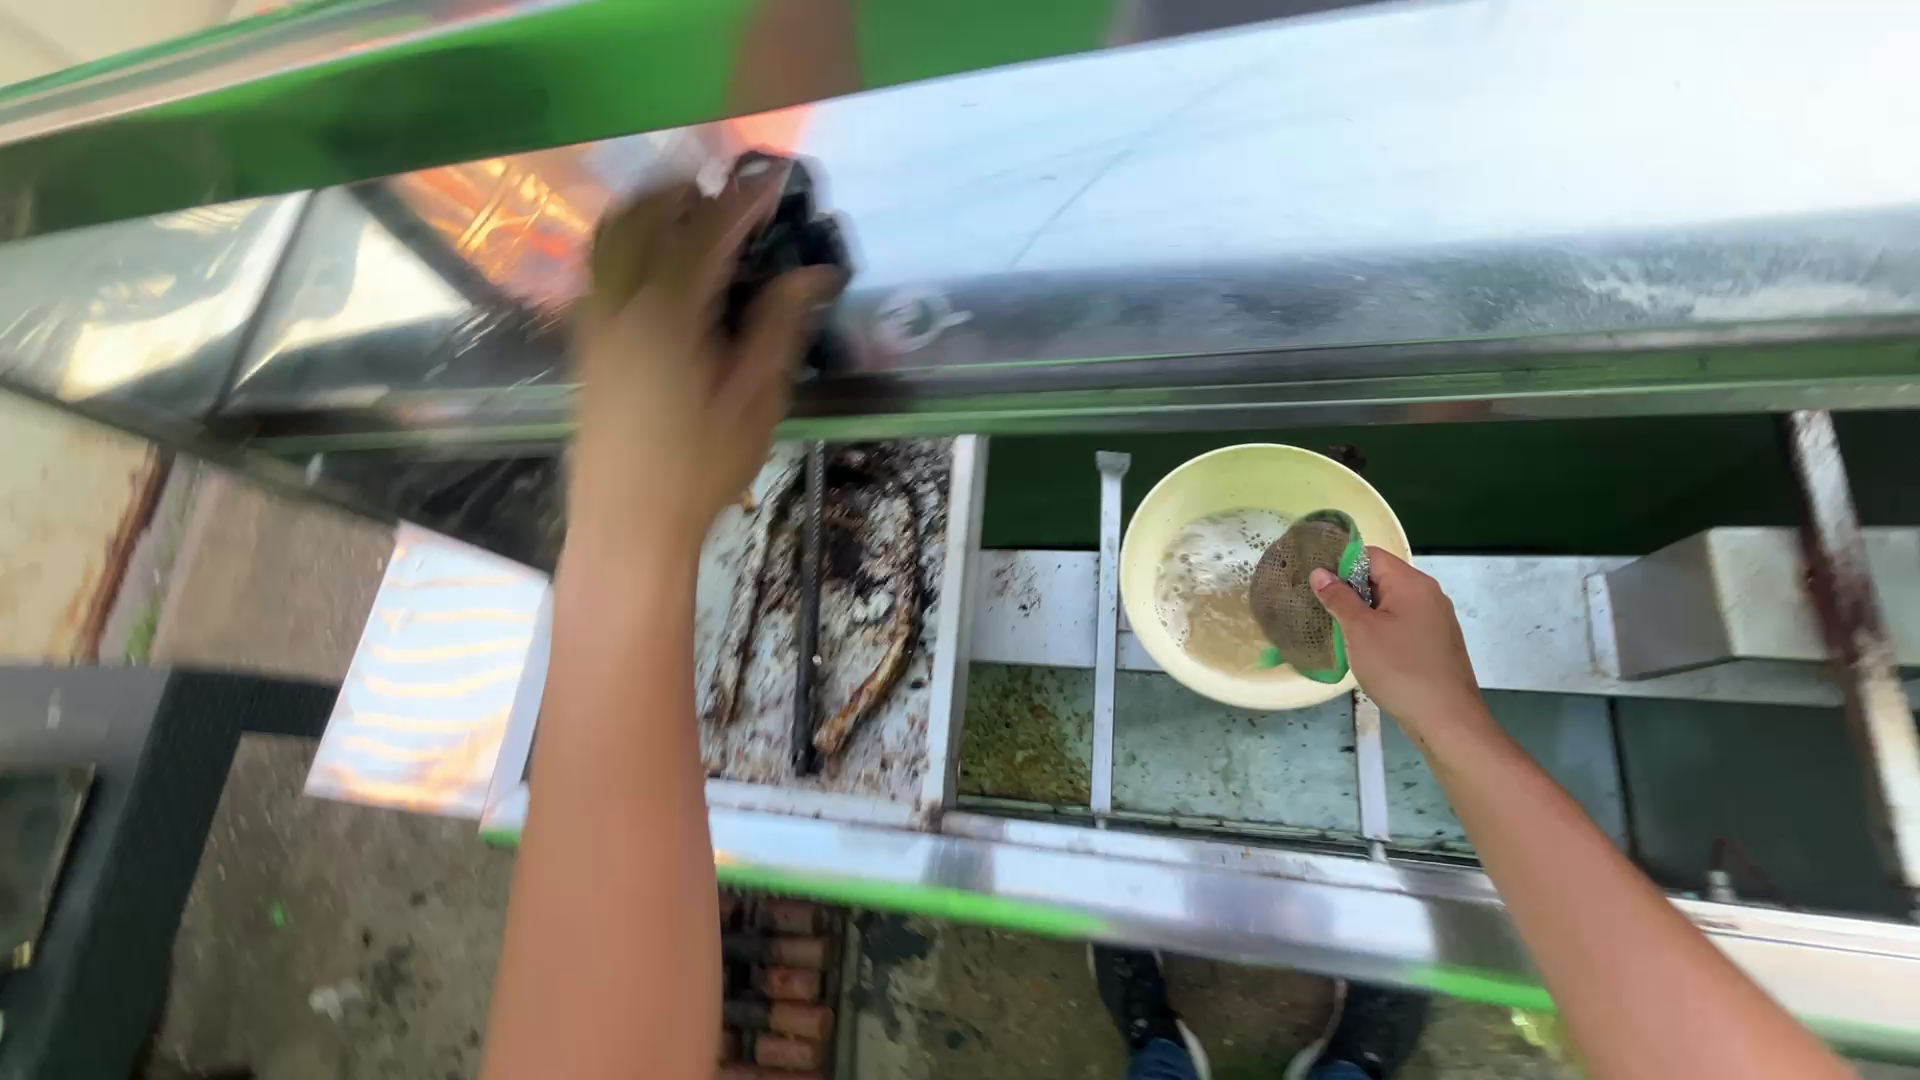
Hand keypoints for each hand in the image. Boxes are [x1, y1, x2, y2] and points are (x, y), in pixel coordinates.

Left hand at [568, 167, 844, 553]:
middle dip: (689, 190)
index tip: (775, 178)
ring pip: (611, 236)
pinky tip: (660, 269)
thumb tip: (811, 274)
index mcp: (667, 314)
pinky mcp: (585, 344)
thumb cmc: (700, 469)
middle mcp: (620, 303)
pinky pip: (598, 268)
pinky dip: (629, 243)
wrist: (627, 522)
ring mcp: (594, 322)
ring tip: (693, 216)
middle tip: (733, 195)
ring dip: (651, 211)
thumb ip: (777, 328)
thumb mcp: (755, 401)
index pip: (707, 232)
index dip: (743, 199)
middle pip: (645, 215)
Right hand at [1311, 547, 1485, 733]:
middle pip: (1381, 578)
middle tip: (1319, 605)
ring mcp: (1435, 619)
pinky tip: (1364, 648)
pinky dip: (1379, 627)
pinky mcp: (1435, 641)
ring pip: (1390, 602)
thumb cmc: (1399, 668)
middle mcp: (1428, 594)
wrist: (1446, 718)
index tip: (1315, 582)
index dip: (1340, 564)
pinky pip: (1401, 622)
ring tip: (1336, 627)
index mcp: (1412, 583)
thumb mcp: (1359, 630)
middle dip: (1349, 589)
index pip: (1370, 556)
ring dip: (1363, 611)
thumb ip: (1338, 598)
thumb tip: (1320, 573)